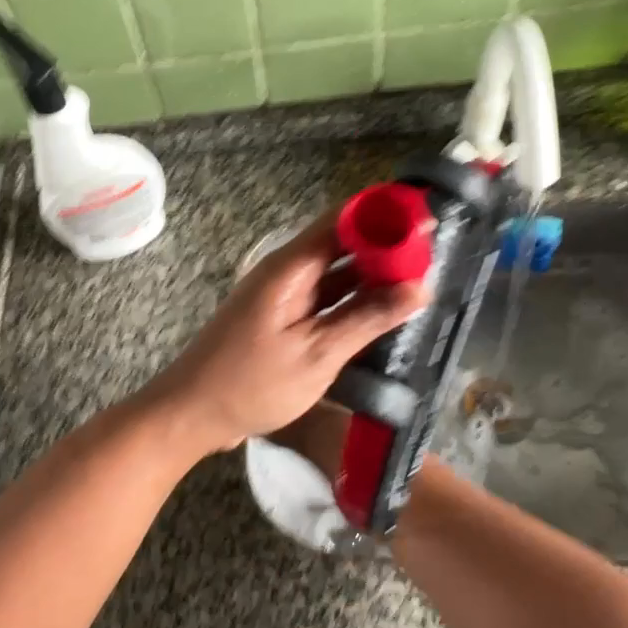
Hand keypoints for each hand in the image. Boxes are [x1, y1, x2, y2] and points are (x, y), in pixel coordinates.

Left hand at [140, 208, 427, 455]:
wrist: (192, 412)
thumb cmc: (251, 383)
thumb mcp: (317, 354)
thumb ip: (367, 318)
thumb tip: (419, 286)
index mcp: (289, 268)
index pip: (341, 220)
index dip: (383, 214)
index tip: (427, 218)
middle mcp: (286, 273)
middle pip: (340, 245)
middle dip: (385, 246)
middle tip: (435, 256)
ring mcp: (282, 296)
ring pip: (335, 274)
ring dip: (372, 276)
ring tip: (422, 280)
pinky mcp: (281, 319)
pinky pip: (324, 298)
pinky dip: (353, 301)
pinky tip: (384, 312)